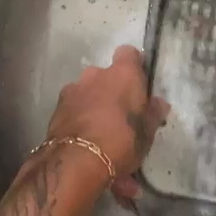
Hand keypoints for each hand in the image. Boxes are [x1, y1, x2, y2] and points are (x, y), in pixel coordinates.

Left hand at [43, 45, 167, 195]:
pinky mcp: (57, 108)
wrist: (76, 162)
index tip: (139, 84)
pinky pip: (74, 108)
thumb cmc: (121, 141)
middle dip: (113, 91)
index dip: (134, 66)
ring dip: (95, 105)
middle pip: (107, 76)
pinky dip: (80, 118)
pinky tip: (85, 140)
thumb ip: (152, 114)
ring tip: (101, 133)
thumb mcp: (146, 133)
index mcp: (122, 74)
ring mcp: (73, 89)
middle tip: (121, 116)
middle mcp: (96, 74)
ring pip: (88, 93)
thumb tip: (158, 103)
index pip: (129, 54)